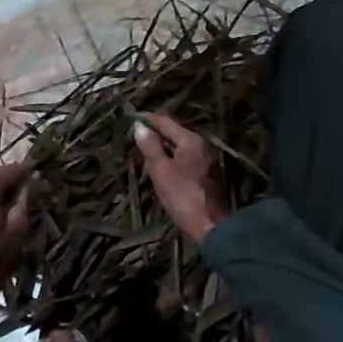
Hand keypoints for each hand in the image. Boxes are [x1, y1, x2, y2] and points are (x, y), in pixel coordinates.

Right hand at [134, 113, 230, 244]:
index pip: (166, 122)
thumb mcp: (161, 170)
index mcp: (191, 140)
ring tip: (145, 145)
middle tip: (137, 131)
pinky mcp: (206, 172)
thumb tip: (140, 127)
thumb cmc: (182, 196)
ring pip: (180, 144)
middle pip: (175, 131)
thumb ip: (150, 147)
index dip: (148, 119)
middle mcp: (201, 145)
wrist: (210, 225)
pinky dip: (171, 155)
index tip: (133, 117)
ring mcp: (206, 159)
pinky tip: (161, 162)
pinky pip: (185, 156)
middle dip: (156, 130)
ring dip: (163, 143)